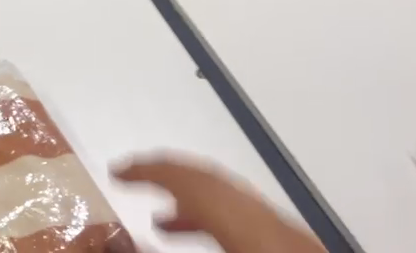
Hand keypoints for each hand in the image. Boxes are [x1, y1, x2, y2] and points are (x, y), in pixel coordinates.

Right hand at [115, 157, 323, 252]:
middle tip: (130, 180)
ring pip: (233, 201)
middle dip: (168, 177)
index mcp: (250, 233)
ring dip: (192, 201)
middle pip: (212, 181)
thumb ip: (167, 250)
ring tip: (158, 221)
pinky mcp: (301, 250)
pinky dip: (218, 222)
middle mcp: (274, 224)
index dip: (149, 171)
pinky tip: (205, 239)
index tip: (115, 172)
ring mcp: (293, 238)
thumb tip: (125, 241)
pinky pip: (250, 221)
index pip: (191, 181)